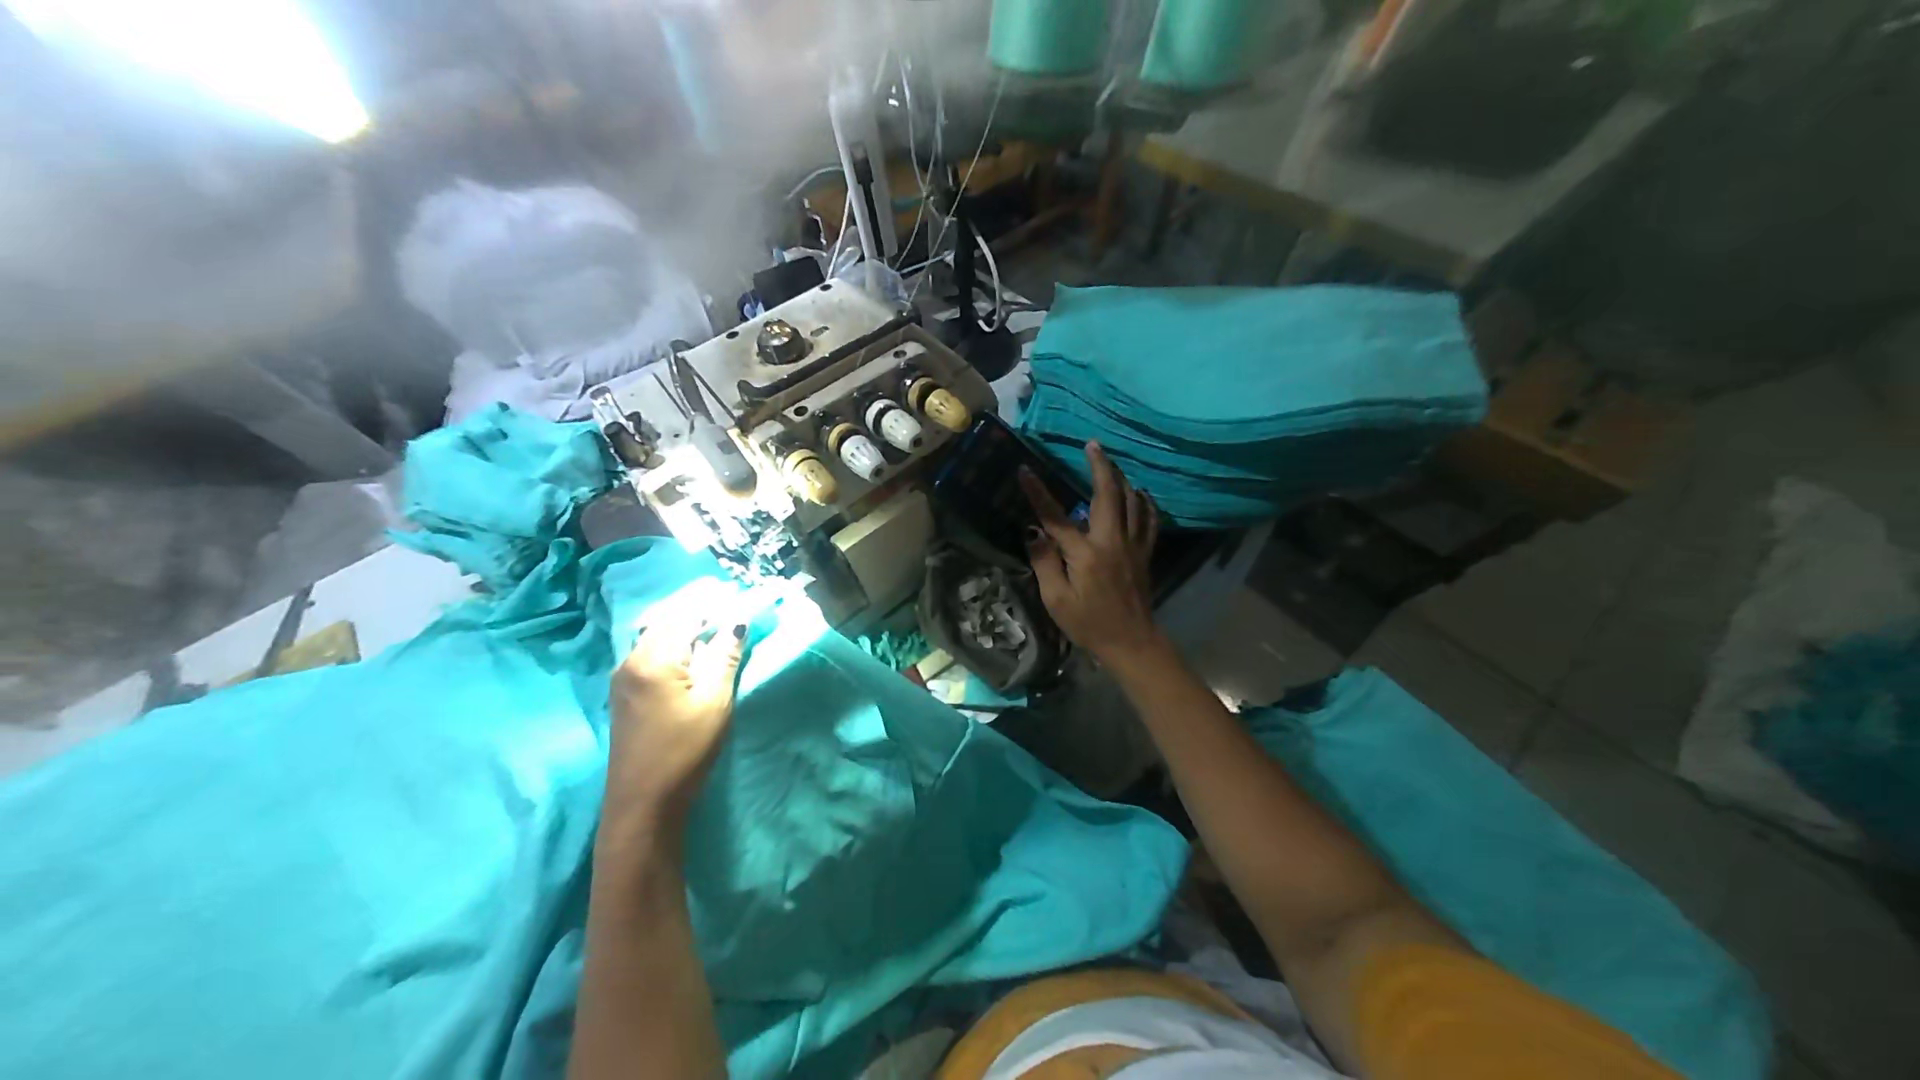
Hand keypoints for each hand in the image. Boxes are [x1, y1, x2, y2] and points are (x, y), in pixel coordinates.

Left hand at [605, 616, 747, 831]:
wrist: (642, 804)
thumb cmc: (684, 751)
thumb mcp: (714, 701)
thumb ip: (724, 656)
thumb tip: (736, 622)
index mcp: (652, 657)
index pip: (687, 615)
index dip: (716, 609)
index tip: (742, 610)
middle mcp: (630, 659)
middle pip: (669, 623)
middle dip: (701, 618)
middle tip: (733, 626)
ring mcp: (623, 677)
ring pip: (658, 639)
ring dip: (687, 635)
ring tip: (718, 644)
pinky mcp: (624, 694)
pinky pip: (651, 656)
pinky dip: (674, 651)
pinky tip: (694, 665)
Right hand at [1020, 440, 1162, 663]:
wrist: (1131, 642)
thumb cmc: (1088, 624)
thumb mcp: (1056, 600)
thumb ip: (1044, 563)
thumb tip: (1033, 532)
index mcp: (1085, 553)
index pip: (1056, 516)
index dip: (1038, 492)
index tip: (1025, 470)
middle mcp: (1112, 541)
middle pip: (1108, 494)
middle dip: (1100, 466)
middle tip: (1092, 445)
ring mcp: (1133, 545)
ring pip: (1133, 501)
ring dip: (1121, 478)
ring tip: (1111, 464)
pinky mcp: (1145, 553)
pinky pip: (1148, 519)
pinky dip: (1144, 502)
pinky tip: (1140, 494)